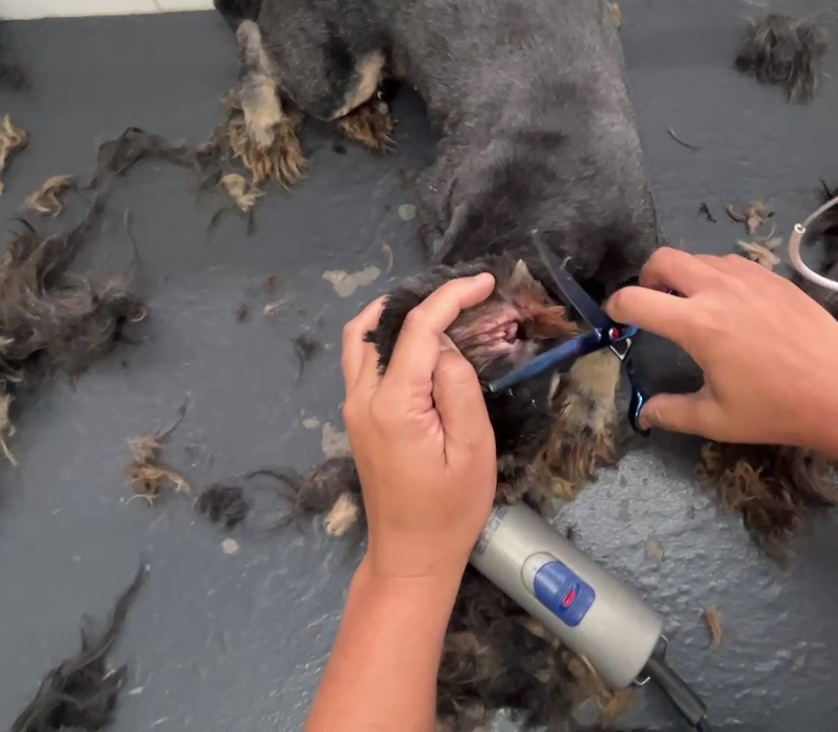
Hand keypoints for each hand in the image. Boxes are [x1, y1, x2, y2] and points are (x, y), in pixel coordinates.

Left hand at [340, 274, 498, 580]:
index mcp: (393, 403)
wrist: (411, 555)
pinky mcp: (357, 415)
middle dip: (423, 298)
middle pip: (379, 322)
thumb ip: (458, 385)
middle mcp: (362, 396)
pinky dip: (387, 334)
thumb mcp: (472, 447)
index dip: (451, 296)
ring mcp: (353, 406)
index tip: (484, 282)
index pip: (417, 328)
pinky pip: (362, 357)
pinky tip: (420, 339)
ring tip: (442, 309)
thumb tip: (446, 346)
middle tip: (465, 296)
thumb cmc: (450, 508)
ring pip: (361, 336)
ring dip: (397, 312)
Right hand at [605, 248, 837, 453]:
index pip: (636, 298)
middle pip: (662, 259)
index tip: (616, 317)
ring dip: (683, 275)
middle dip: (646, 277)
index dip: (616, 306)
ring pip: (698, 257)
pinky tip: (731, 305)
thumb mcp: (718, 419)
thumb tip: (644, 413)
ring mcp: (748, 277)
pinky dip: (715, 275)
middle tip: (653, 303)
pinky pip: (729, 262)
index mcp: (697, 323)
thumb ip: (673, 412)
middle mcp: (717, 289)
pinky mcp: (772, 276)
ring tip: (693, 306)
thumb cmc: (778, 408)